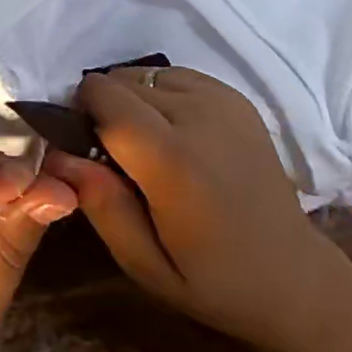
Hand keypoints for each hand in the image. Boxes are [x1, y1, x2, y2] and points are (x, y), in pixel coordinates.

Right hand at [45, 67, 351, 351]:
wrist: (292, 275)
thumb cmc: (212, 278)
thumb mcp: (145, 265)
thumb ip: (100, 204)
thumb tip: (59, 151)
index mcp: (174, 161)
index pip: (104, 95)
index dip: (81, 111)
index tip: (84, 143)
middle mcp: (199, 115)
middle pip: (120, 80)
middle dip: (105, 108)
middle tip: (117, 155)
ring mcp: (221, 99)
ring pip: (143, 73)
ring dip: (132, 100)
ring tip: (147, 144)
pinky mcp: (232, 94)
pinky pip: (171, 73)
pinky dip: (158, 93)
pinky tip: (173, 130)